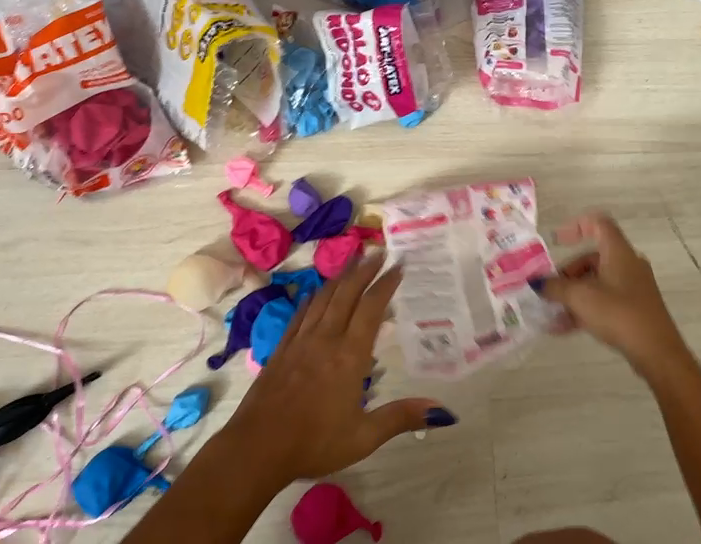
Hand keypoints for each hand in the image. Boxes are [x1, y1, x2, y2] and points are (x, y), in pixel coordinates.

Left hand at [215, 252, 451, 487]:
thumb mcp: (364, 437)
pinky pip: (300, 314)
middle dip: (364, 270)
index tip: (399, 265)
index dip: (385, 283)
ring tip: (352, 262)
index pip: (371, 308)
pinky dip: (312, 298)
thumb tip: (443, 411)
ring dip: (340, 277)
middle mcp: (325, 339)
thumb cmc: (314, 443)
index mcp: (349, 356)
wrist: (257, 448)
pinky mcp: (281, 349)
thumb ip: (401, 417)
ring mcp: (300, 342)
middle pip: (347, 294)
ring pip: (323, 299)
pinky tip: (314, 293)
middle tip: (378, 251)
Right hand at [533, 212, 689, 372]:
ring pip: (596, 282)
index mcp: (618, 252)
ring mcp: (633, 287)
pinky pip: (604, 301)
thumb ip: (555, 287)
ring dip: (573, 295)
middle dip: (568, 273)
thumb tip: (537, 282)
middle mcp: (628, 264)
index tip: (556, 242)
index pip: (598, 223)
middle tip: (551, 291)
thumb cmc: (618, 313)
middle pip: (592, 258)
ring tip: (552, 314)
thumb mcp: (580, 297)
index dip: (575, 227)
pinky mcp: (634, 308)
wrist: (657, 351)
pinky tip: (563, 328)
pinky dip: (584, 309)